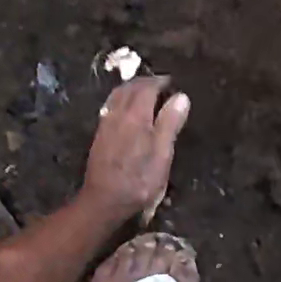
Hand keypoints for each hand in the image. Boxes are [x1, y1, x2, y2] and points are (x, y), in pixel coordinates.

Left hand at [80, 77, 189, 220]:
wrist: (104, 200)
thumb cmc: (139, 181)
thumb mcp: (162, 154)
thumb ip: (170, 123)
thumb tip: (181, 97)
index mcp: (136, 115)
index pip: (147, 87)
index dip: (160, 82)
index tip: (172, 83)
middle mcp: (118, 113)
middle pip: (130, 88)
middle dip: (145, 82)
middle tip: (160, 85)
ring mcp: (105, 124)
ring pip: (117, 96)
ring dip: (131, 89)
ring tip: (144, 93)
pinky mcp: (99, 136)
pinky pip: (110, 107)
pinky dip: (121, 100)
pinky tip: (126, 110)